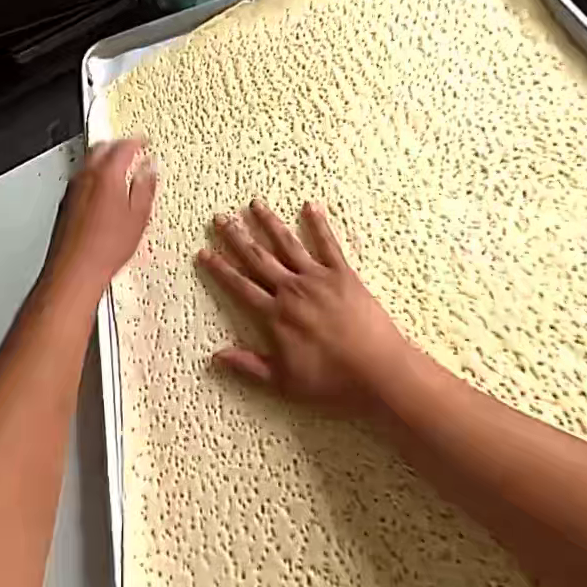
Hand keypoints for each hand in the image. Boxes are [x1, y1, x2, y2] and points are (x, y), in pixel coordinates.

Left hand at [40, 140, 157, 304]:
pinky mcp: (66, 201)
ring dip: (105, 159)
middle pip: (102, 148)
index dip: (137, 142)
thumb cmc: (104, 248)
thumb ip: (145, 187)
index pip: (123, 146)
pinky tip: (104, 189)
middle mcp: (86, 176)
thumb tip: (150, 169)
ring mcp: (73, 188)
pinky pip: (82, 177)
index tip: (145, 142)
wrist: (75, 269)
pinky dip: (95, 174)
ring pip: (90, 161)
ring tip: (121, 168)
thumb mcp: (138, 216)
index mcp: (106, 175)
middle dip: (118, 145)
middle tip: (133, 150)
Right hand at [199, 200, 415, 412]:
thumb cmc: (334, 382)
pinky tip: (310, 206)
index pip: (239, 285)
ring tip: (254, 204)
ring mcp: (317, 280)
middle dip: (236, 237)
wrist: (383, 375)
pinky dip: (319, 225)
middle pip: (257, 258)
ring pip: (286, 245)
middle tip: (219, 218)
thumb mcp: (285, 383)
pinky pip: (328, 245)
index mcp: (275, 315)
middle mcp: (291, 290)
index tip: (203, 252)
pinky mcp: (343, 276)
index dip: (219, 268)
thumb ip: (249, 366)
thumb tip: (216, 356)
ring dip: (268, 223)